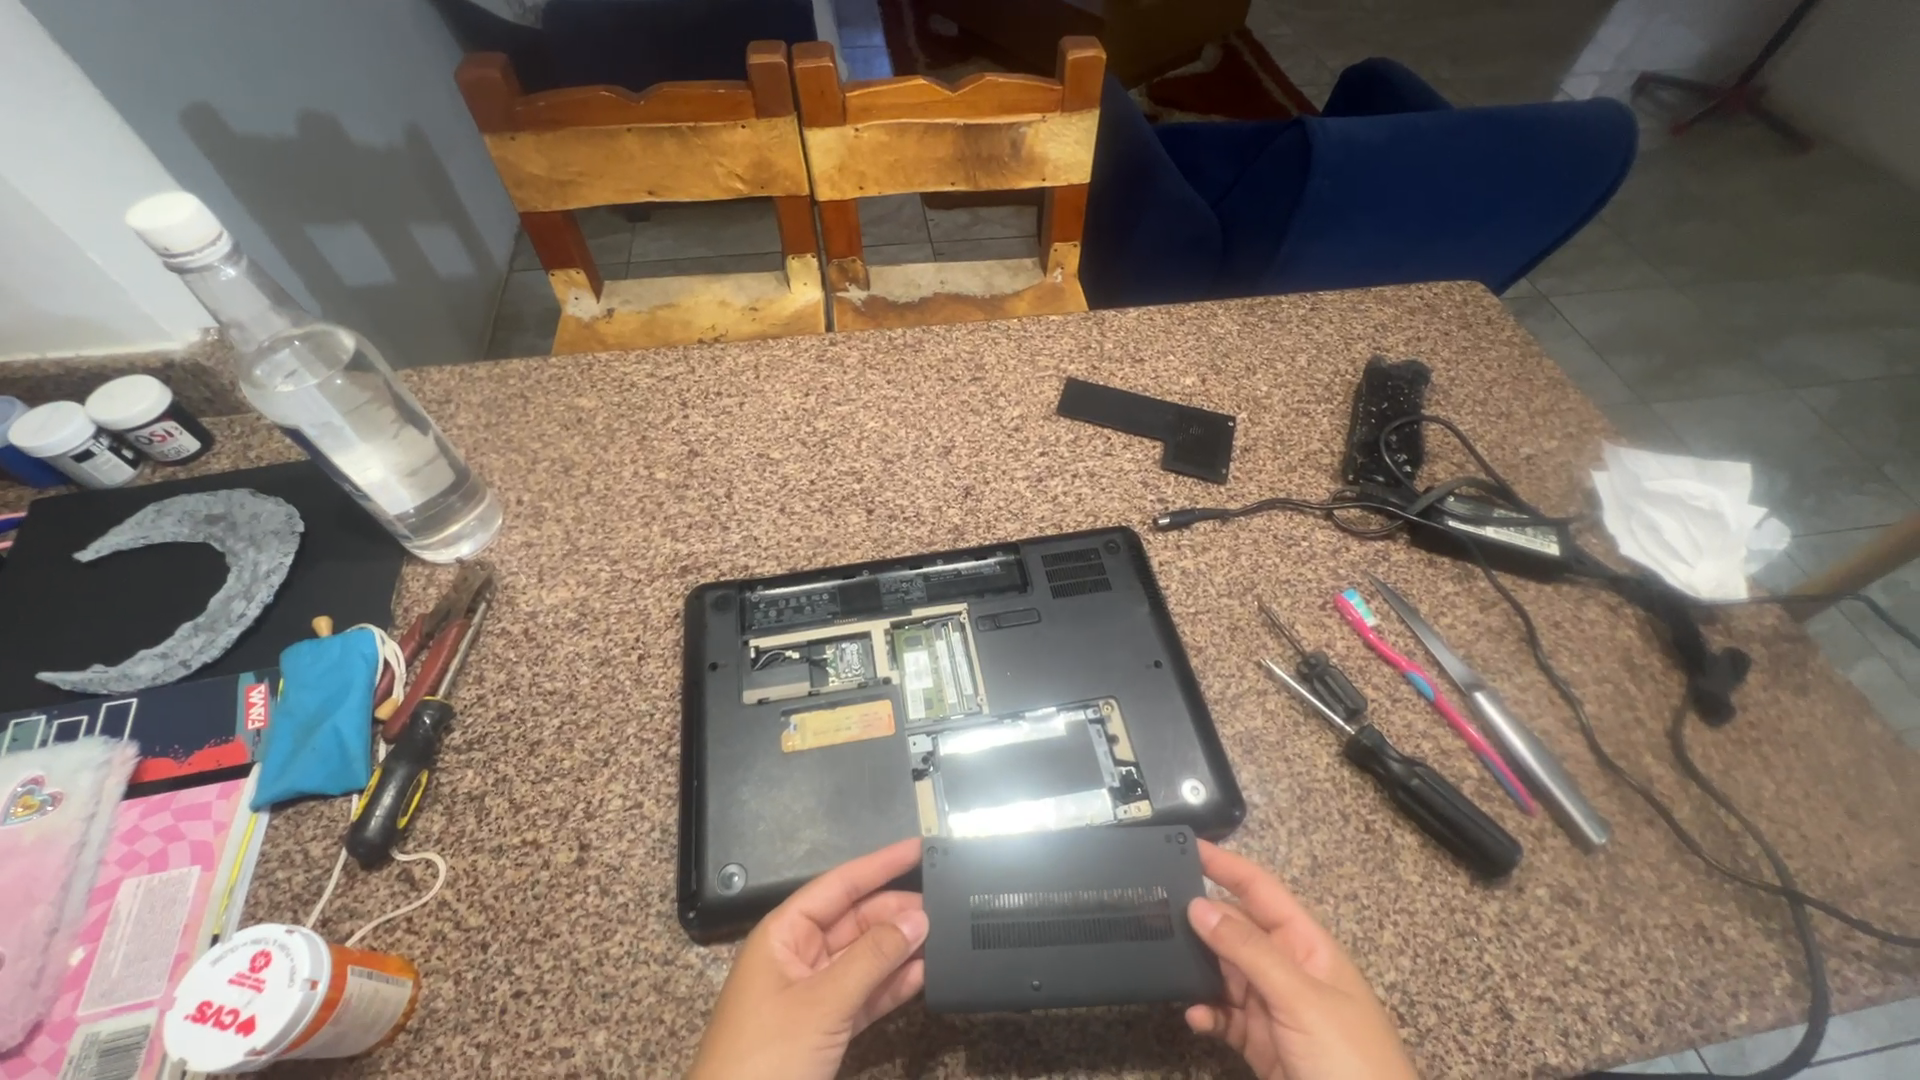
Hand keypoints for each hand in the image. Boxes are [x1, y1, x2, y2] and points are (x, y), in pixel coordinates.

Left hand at [688, 837, 926, 1079]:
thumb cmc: (764, 1059)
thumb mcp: (821, 1004)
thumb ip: (872, 959)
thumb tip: (917, 920)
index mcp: (783, 934)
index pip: (839, 885)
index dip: (879, 865)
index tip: (918, 847)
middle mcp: (799, 955)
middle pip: (856, 919)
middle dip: (896, 912)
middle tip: (943, 905)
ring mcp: (813, 993)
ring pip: (865, 957)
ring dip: (901, 949)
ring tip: (944, 936)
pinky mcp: (826, 1027)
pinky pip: (866, 994)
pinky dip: (893, 986)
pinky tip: (926, 975)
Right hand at [1185, 841, 1417, 1079]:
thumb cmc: (1351, 1062)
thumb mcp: (1300, 999)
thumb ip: (1248, 951)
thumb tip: (1199, 905)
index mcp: (1307, 945)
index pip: (1261, 890)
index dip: (1226, 865)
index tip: (1185, 845)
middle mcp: (1287, 969)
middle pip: (1236, 929)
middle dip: (1200, 920)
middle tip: (1156, 910)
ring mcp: (1273, 1006)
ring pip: (1223, 972)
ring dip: (1197, 970)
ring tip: (1167, 964)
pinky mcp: (1260, 1042)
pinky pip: (1223, 1014)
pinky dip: (1206, 1012)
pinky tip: (1195, 1016)